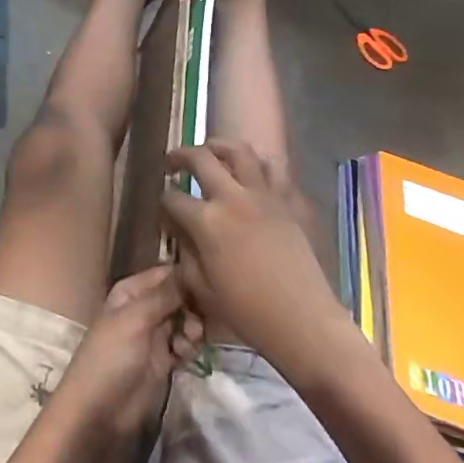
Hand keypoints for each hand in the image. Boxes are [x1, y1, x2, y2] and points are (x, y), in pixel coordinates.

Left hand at [51, 265, 203, 437]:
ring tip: (190, 342)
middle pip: (180, 296)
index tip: (208, 285)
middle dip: (193, 307)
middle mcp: (144, 307)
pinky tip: (186, 356)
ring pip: (186, 320)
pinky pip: (185, 343)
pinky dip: (189, 347)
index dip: (187, 277)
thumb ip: (166, 293)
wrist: (99, 415)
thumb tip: (192, 268)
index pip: (167, 272)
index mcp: (132, 291)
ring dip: (193, 328)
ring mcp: (154, 334)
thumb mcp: (136, 318)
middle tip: (196, 323)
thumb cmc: (111, 357)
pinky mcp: (163, 360)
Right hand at [161, 141, 347, 368]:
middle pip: (201, 159)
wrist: (301, 317)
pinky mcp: (287, 199)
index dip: (163, 200)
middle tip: (172, 161)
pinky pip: (274, 167)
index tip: (162, 205)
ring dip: (219, 145)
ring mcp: (263, 194)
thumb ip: (186, 258)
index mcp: (207, 222)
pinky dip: (260, 161)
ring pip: (239, 151)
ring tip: (210, 149)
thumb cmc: (247, 312)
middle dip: (180, 156)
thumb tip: (182, 238)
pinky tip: (252, 168)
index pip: (174, 199)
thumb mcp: (203, 291)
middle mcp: (232, 197)